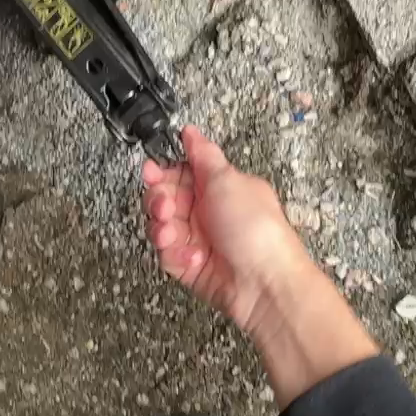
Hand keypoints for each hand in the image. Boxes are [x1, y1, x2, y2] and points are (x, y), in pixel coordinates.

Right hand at [143, 126, 378, 407]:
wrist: (264, 282)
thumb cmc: (256, 230)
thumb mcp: (227, 181)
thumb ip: (203, 155)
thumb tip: (192, 132)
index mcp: (218, 186)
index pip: (179, 172)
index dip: (162, 171)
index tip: (151, 171)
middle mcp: (207, 211)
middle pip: (164, 197)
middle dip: (159, 200)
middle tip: (166, 206)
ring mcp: (197, 238)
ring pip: (160, 226)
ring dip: (162, 227)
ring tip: (172, 232)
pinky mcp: (189, 264)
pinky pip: (166, 254)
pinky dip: (173, 253)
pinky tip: (191, 256)